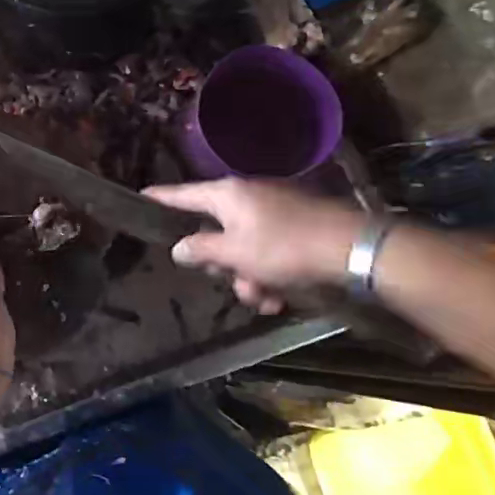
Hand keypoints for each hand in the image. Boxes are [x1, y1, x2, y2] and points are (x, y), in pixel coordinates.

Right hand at [142, 179, 364, 311]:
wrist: (356, 249)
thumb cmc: (284, 247)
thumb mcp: (233, 254)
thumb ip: (200, 250)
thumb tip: (179, 247)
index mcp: (227, 194)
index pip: (180, 194)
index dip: (158, 198)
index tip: (138, 197)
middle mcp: (249, 196)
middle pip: (215, 229)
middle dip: (221, 263)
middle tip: (228, 282)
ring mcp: (276, 209)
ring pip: (244, 245)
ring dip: (247, 276)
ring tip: (263, 300)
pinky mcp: (298, 224)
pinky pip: (269, 249)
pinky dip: (269, 272)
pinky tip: (281, 297)